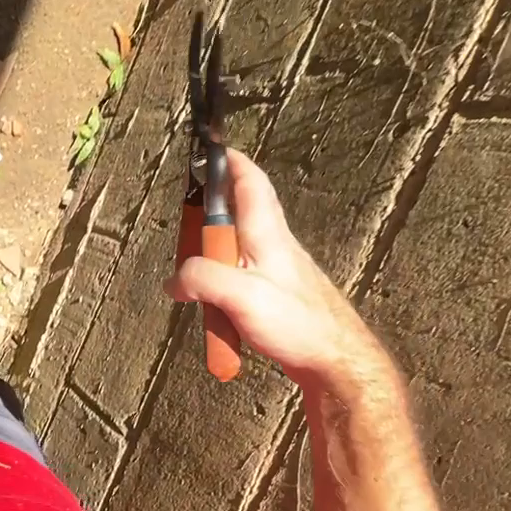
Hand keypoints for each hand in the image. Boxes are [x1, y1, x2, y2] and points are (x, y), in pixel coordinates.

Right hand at [165, 149, 391, 392]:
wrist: (336, 361)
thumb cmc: (299, 325)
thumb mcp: (240, 295)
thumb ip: (200, 278)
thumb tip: (174, 281)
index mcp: (267, 233)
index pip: (250, 183)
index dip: (231, 163)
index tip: (212, 150)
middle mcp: (272, 244)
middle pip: (233, 216)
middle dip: (205, 224)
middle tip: (187, 244)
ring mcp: (274, 269)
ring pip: (232, 251)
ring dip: (209, 266)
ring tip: (204, 297)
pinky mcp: (273, 293)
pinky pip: (236, 281)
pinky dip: (219, 293)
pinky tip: (221, 317)